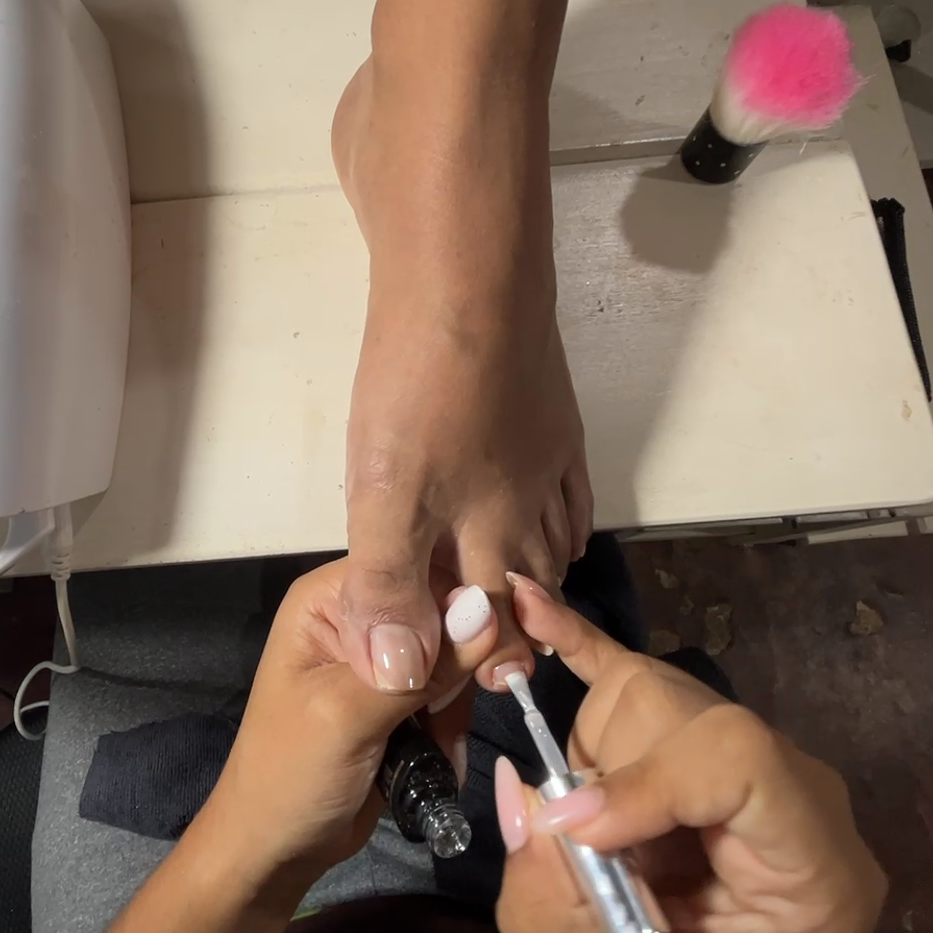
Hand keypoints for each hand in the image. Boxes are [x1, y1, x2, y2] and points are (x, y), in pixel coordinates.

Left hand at [197, 558, 500, 887]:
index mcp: (328, 598)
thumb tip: (485, 609)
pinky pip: (446, 688)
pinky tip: (445, 756)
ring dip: (457, 700)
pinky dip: (453, 720)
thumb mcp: (350, 714)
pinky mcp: (398, 694)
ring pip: (450, 651)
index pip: (408, 566)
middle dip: (461, 658)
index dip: (457, 597)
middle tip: (478, 698)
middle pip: (437, 607)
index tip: (495, 644)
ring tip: (444, 745)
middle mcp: (357, 614)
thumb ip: (420, 667)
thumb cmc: (292, 773)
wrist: (277, 848)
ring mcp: (379, 655)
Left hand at [330, 60, 593, 698]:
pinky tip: (512, 480)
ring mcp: (536, 424)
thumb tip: (398, 678)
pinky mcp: (523, 375)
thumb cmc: (421, 374)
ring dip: (527, 553)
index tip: (463, 689)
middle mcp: (532, 481)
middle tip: (478, 646)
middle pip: (529, 567)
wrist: (460, 243)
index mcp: (500, 518)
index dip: (488, 655)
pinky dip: (534, 486)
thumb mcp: (389, 487)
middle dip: (506, 614)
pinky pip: (541, 454)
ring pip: (543, 510)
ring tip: (505, 586)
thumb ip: (392, 579)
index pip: (505, 614)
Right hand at [492, 575, 886, 932]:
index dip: (645, 781)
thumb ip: (577, 917)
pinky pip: (619, 661)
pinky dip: (567, 634)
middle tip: (590, 846)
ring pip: (627, 685)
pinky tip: (526, 599)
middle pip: (664, 708)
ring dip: (585, 753)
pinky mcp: (683, 716)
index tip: (579, 829)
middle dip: (600, 774)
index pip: (735, 756)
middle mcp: (783, 770)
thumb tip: (529, 807)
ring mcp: (732, 733)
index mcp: (814, 853)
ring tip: (599, 826)